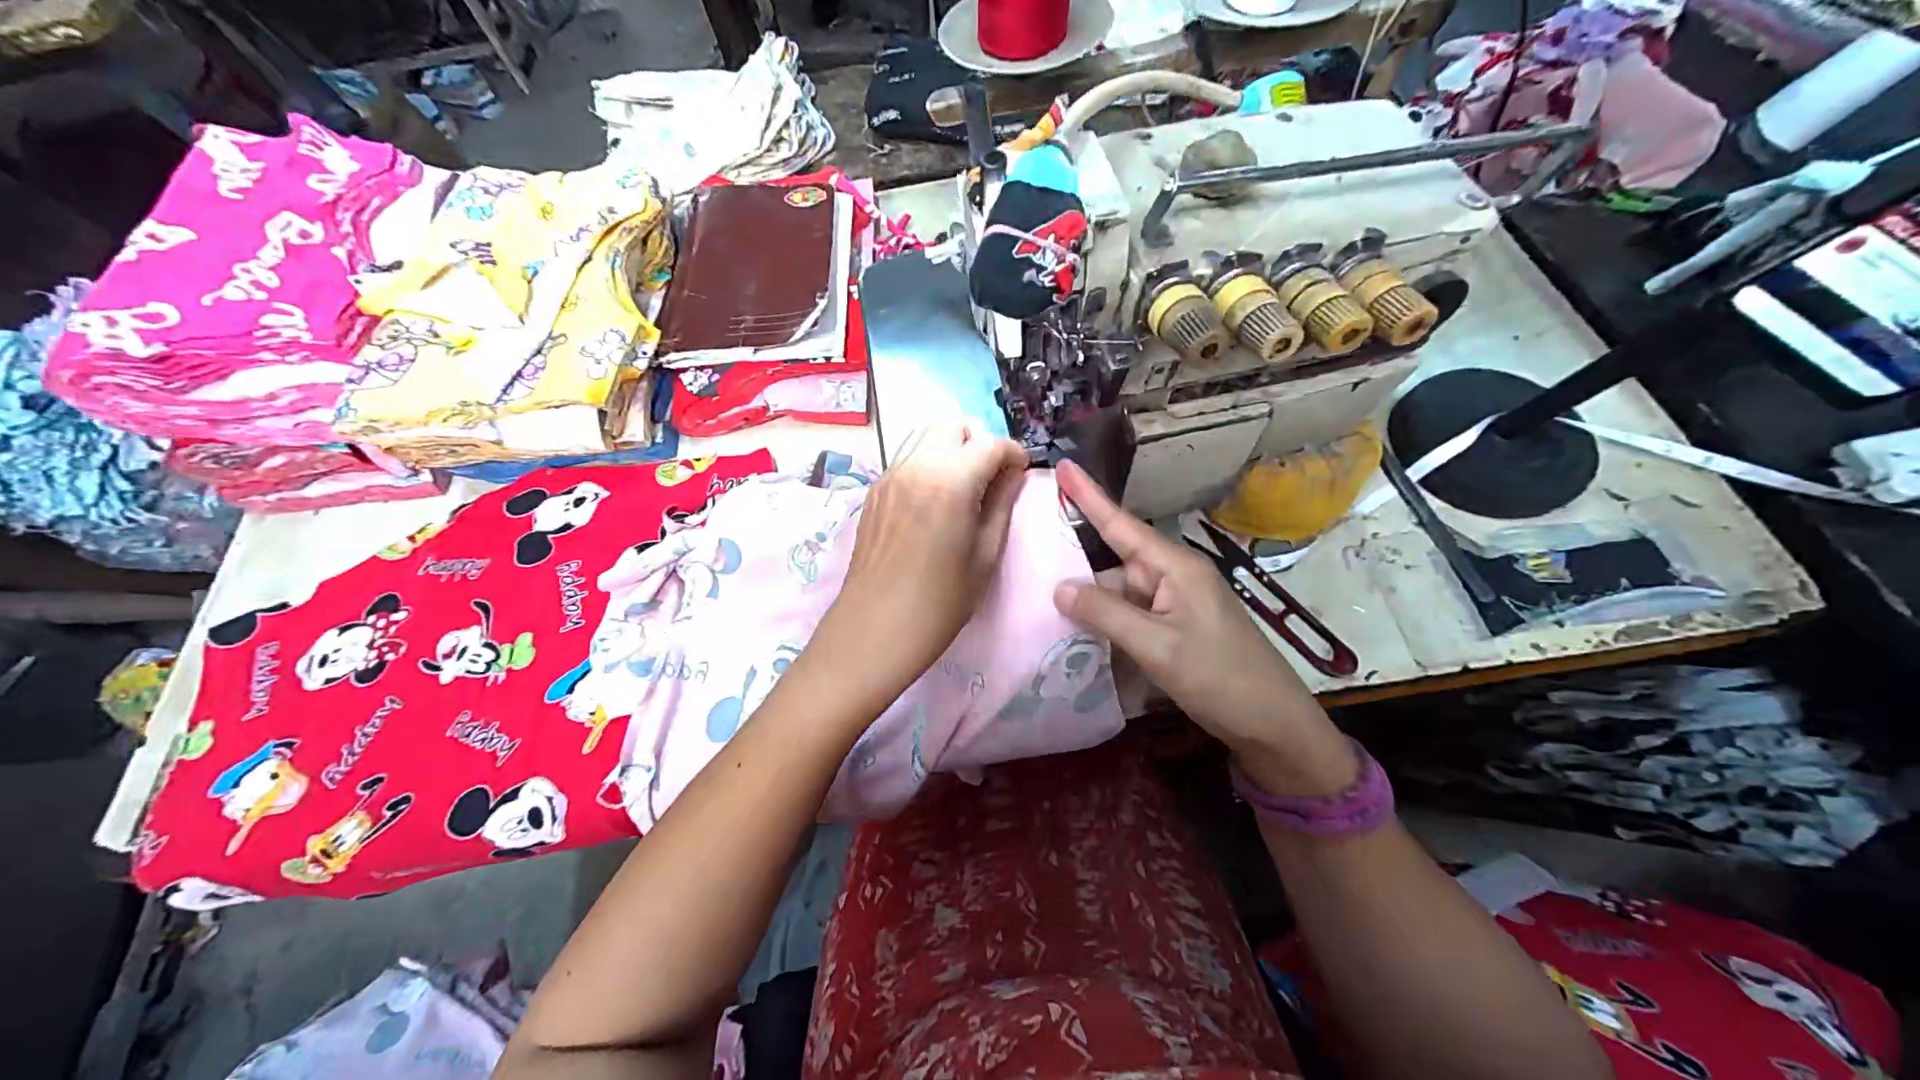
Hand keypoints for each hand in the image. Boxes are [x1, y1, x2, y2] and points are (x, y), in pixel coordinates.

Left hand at [811, 424, 1027, 708]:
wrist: (872, 631)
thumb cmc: (939, 603)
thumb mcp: (984, 556)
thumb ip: (1001, 505)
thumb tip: (1013, 475)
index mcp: (949, 481)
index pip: (990, 443)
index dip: (1013, 454)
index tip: (1022, 474)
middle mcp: (915, 466)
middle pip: (953, 426)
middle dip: (979, 442)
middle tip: (992, 478)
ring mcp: (889, 477)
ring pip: (926, 437)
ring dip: (952, 450)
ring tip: (966, 490)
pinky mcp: (874, 493)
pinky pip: (908, 460)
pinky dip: (929, 465)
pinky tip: (937, 504)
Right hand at [1052, 460, 1356, 796]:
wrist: (1273, 724)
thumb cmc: (1220, 678)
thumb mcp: (1157, 646)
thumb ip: (1106, 613)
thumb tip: (1059, 587)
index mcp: (1176, 568)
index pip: (1123, 525)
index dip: (1089, 496)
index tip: (1062, 465)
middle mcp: (1175, 578)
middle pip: (1115, 565)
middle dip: (1079, 573)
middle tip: (1034, 573)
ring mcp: (1177, 606)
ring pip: (1121, 595)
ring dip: (1093, 608)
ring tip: (1050, 619)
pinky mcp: (1177, 630)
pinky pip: (1133, 619)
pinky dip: (1110, 628)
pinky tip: (1084, 641)